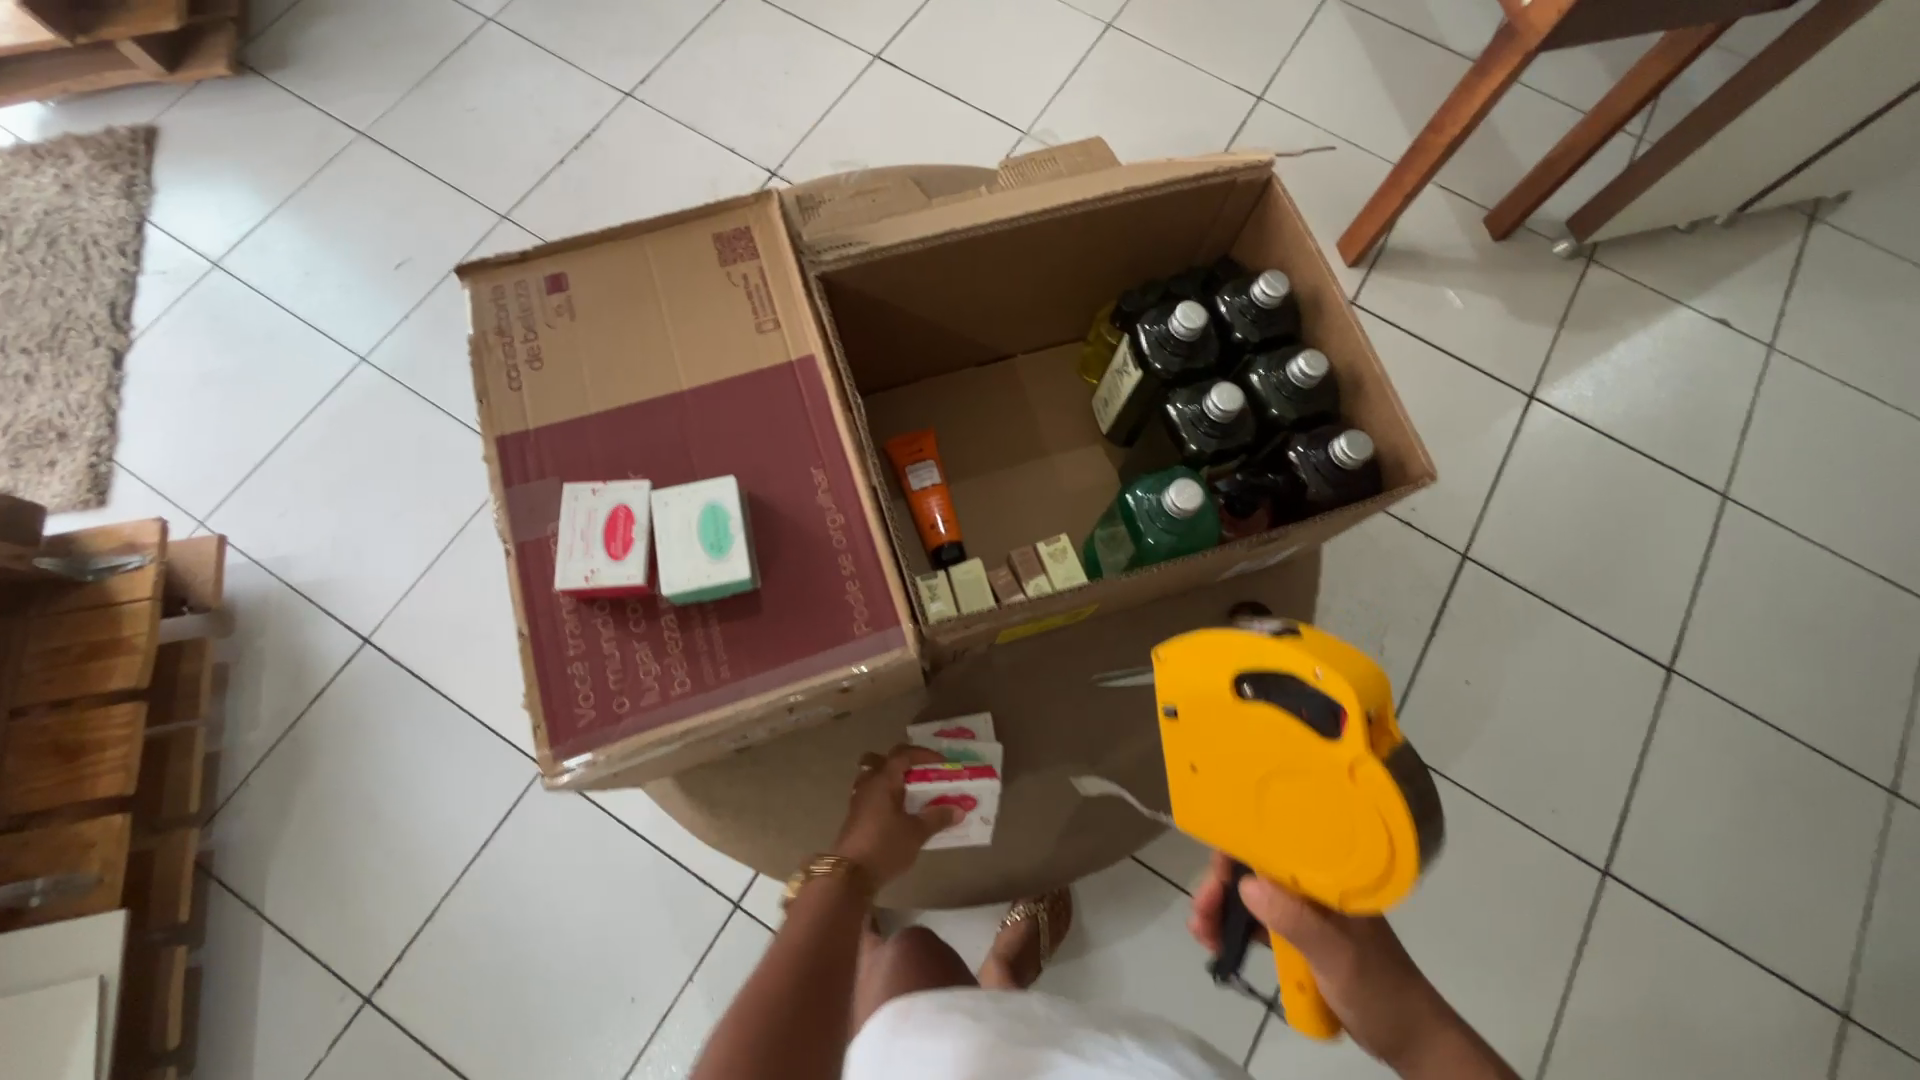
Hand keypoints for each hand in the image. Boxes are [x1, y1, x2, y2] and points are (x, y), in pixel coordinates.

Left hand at [831, 745, 963, 886]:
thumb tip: (958, 809)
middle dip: (900, 764)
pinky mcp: (856, 817)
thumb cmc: (885, 846)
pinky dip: (886, 797)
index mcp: (883, 780)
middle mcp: (868, 784)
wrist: (850, 875)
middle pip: (880, 761)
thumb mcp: (916, 833)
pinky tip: (900, 814)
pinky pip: (872, 796)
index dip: (923, 754)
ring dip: (892, 782)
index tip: (942, 764)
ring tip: (912, 795)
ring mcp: (859, 800)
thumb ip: (937, 818)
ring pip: (874, 778)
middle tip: (919, 775)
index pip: (902, 754)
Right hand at [1189, 852, 1452, 1068]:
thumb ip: (1294, 919)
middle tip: (1200, 915)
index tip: (1215, 876)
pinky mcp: (1300, 939)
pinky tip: (1216, 942)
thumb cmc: (1380, 991)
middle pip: (1255, 871)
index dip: (1238, 853)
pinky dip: (1234, 929)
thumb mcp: (1336, 955)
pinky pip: (1258, 924)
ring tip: (1201, 933)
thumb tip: (1245, 883)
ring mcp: (1306, 914)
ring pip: (1252, 897)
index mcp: (1328, 878)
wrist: (1411, 1040)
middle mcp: (1313, 888)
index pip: (1275, 847)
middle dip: (1221, 887)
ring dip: (1221, 909)